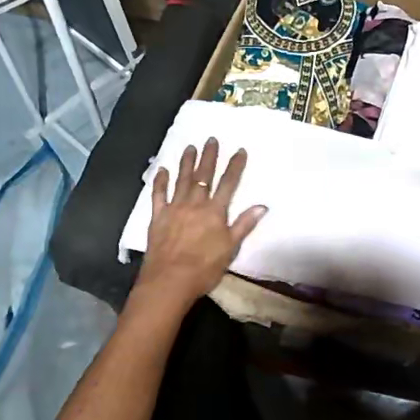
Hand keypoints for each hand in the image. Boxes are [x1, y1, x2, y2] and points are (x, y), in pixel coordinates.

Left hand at [134, 138, 266, 308]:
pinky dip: (160, 181)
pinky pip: (158, 194)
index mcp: (215, 212)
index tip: (239, 150)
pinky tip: (162, 170)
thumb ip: (244, 225)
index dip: (235, 166)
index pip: (228, 184)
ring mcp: (174, 208)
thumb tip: (262, 206)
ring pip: (182, 180)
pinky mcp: (157, 216)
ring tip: (190, 147)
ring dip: (187, 163)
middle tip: (211, 139)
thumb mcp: (230, 248)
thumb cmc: (204, 268)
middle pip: (204, 176)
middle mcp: (195, 204)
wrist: (170, 280)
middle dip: (209, 157)